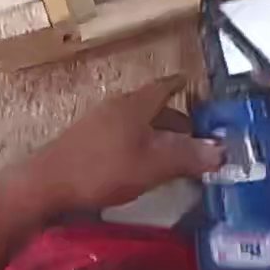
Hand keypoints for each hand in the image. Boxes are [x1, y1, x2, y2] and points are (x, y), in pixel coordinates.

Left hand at [0, 76, 222, 219]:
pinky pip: (124, 134)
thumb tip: (222, 151)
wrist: (46, 184)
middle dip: (176, 118)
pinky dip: (141, 143)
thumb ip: (188, 156)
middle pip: (153, 106)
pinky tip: (144, 164)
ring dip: (158, 133)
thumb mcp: (153, 164)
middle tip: (197, 134)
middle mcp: (118, 106)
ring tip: (175, 153)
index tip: (194, 85)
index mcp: (136, 104)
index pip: (165, 86)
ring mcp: (100, 123)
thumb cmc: (104, 168)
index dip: (181, 86)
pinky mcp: (87, 141)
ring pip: (138, 122)